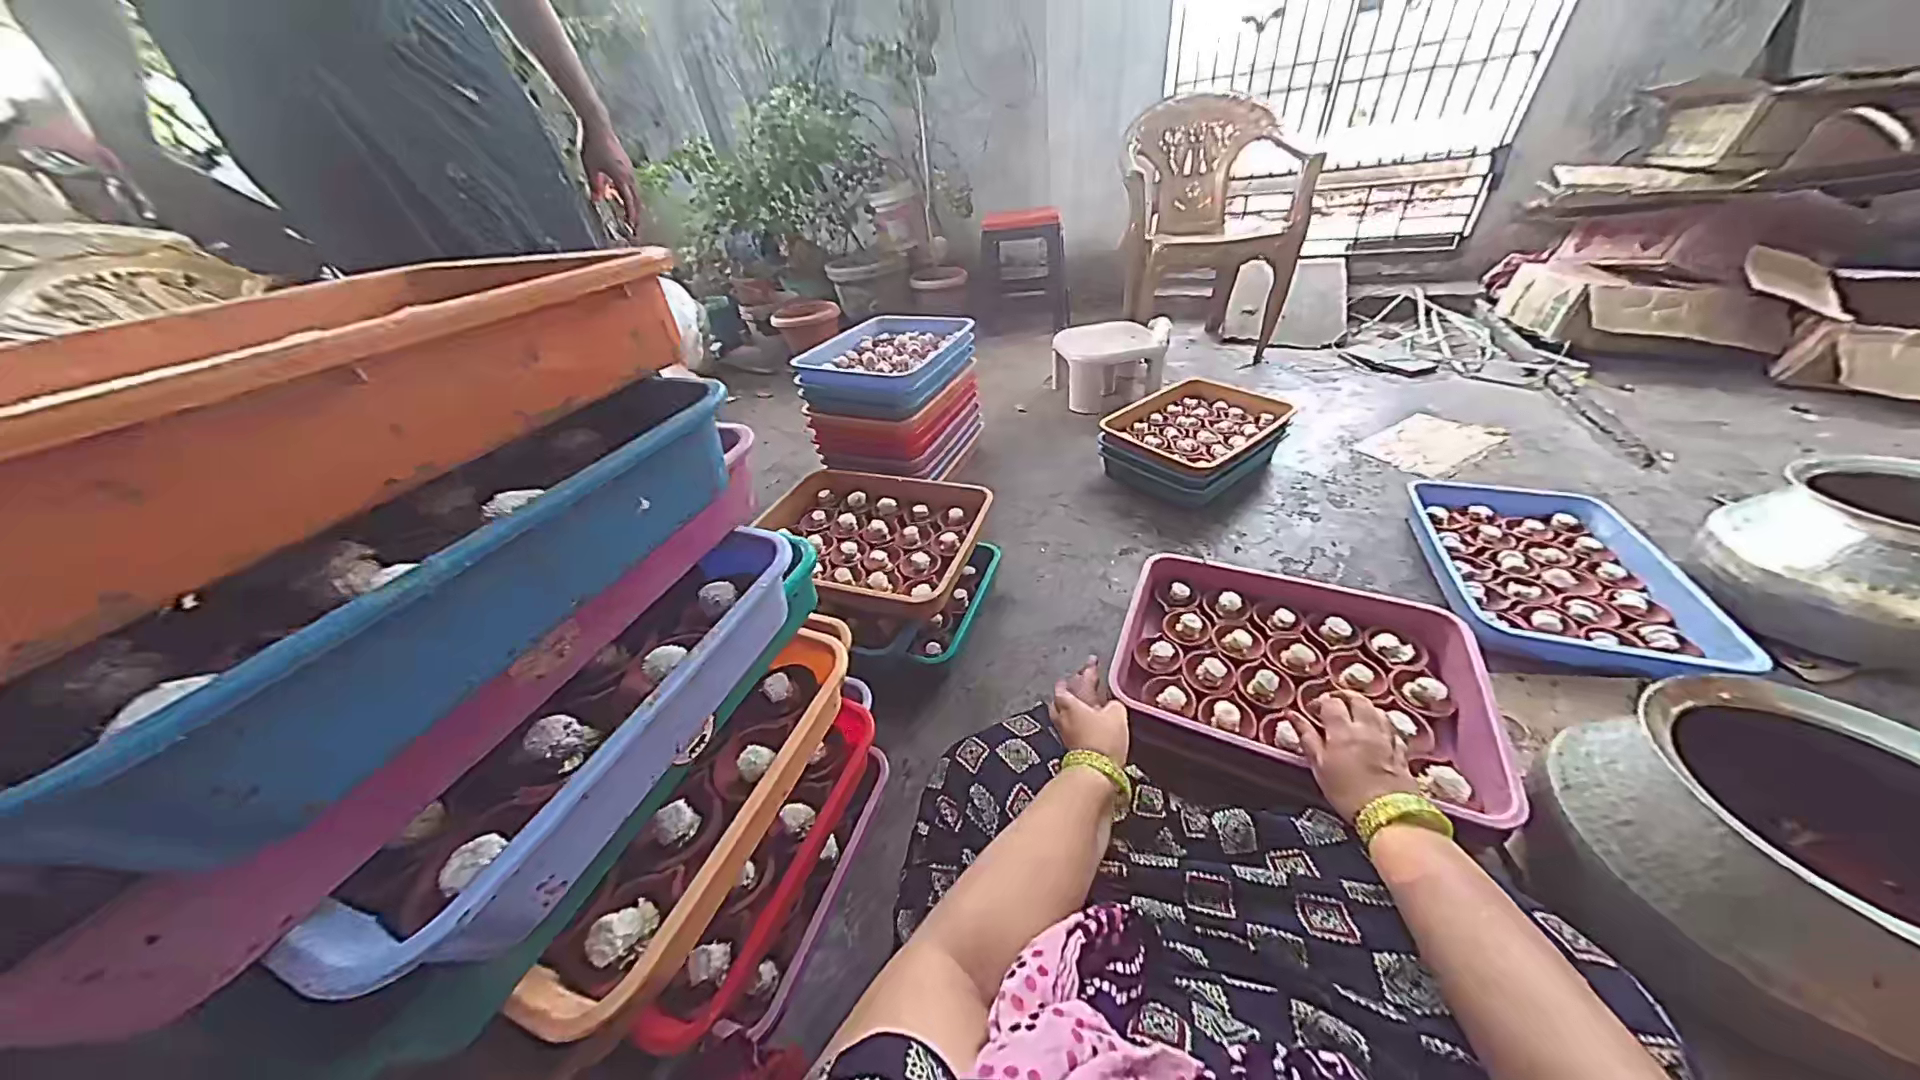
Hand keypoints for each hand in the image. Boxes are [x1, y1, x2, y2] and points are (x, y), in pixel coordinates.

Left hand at [580, 123, 638, 235]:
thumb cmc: (593, 145)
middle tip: (636, 224)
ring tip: (629, 211)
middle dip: (636, 212)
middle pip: (636, 199)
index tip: (633, 227)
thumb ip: (595, 186)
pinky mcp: (626, 163)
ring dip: (632, 202)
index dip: (632, 216)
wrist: (598, 124)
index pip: (630, 202)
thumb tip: (597, 201)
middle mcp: (629, 175)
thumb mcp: (590, 168)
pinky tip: (621, 193)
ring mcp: (629, 168)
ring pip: (634, 190)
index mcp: (622, 178)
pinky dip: (628, 191)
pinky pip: (630, 182)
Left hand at [1050, 655, 1129, 765]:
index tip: (1092, 662)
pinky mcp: (1068, 744)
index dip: (1086, 670)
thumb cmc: (1104, 738)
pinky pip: (1067, 722)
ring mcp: (1063, 729)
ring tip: (1076, 697)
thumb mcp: (1117, 714)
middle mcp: (1063, 713)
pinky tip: (1081, 718)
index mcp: (1072, 701)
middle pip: (1063, 694)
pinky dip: (1073, 716)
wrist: (1096, 772)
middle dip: (1072, 685)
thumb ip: (1114, 703)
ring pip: (1061, 709)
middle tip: (1080, 678)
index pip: (1078, 680)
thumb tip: (1111, 704)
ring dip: (1068, 701)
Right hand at [1289, 691, 1417, 822]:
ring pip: (1378, 711)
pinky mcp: (1402, 752)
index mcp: (1342, 730)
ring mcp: (1387, 739)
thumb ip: (1305, 736)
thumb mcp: (1318, 765)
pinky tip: (1377, 731)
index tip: (1312, 709)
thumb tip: (1291, 715)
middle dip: (1344, 697)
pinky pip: (1392, 729)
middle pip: (1358, 700)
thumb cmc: (1346, 792)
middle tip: (1333, 704)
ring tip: (1354, 715)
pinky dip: (1382, 724)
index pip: (1331, 702)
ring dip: (1364, 707)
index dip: (1320, 701)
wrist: (1388, 816)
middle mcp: (1367, 729)